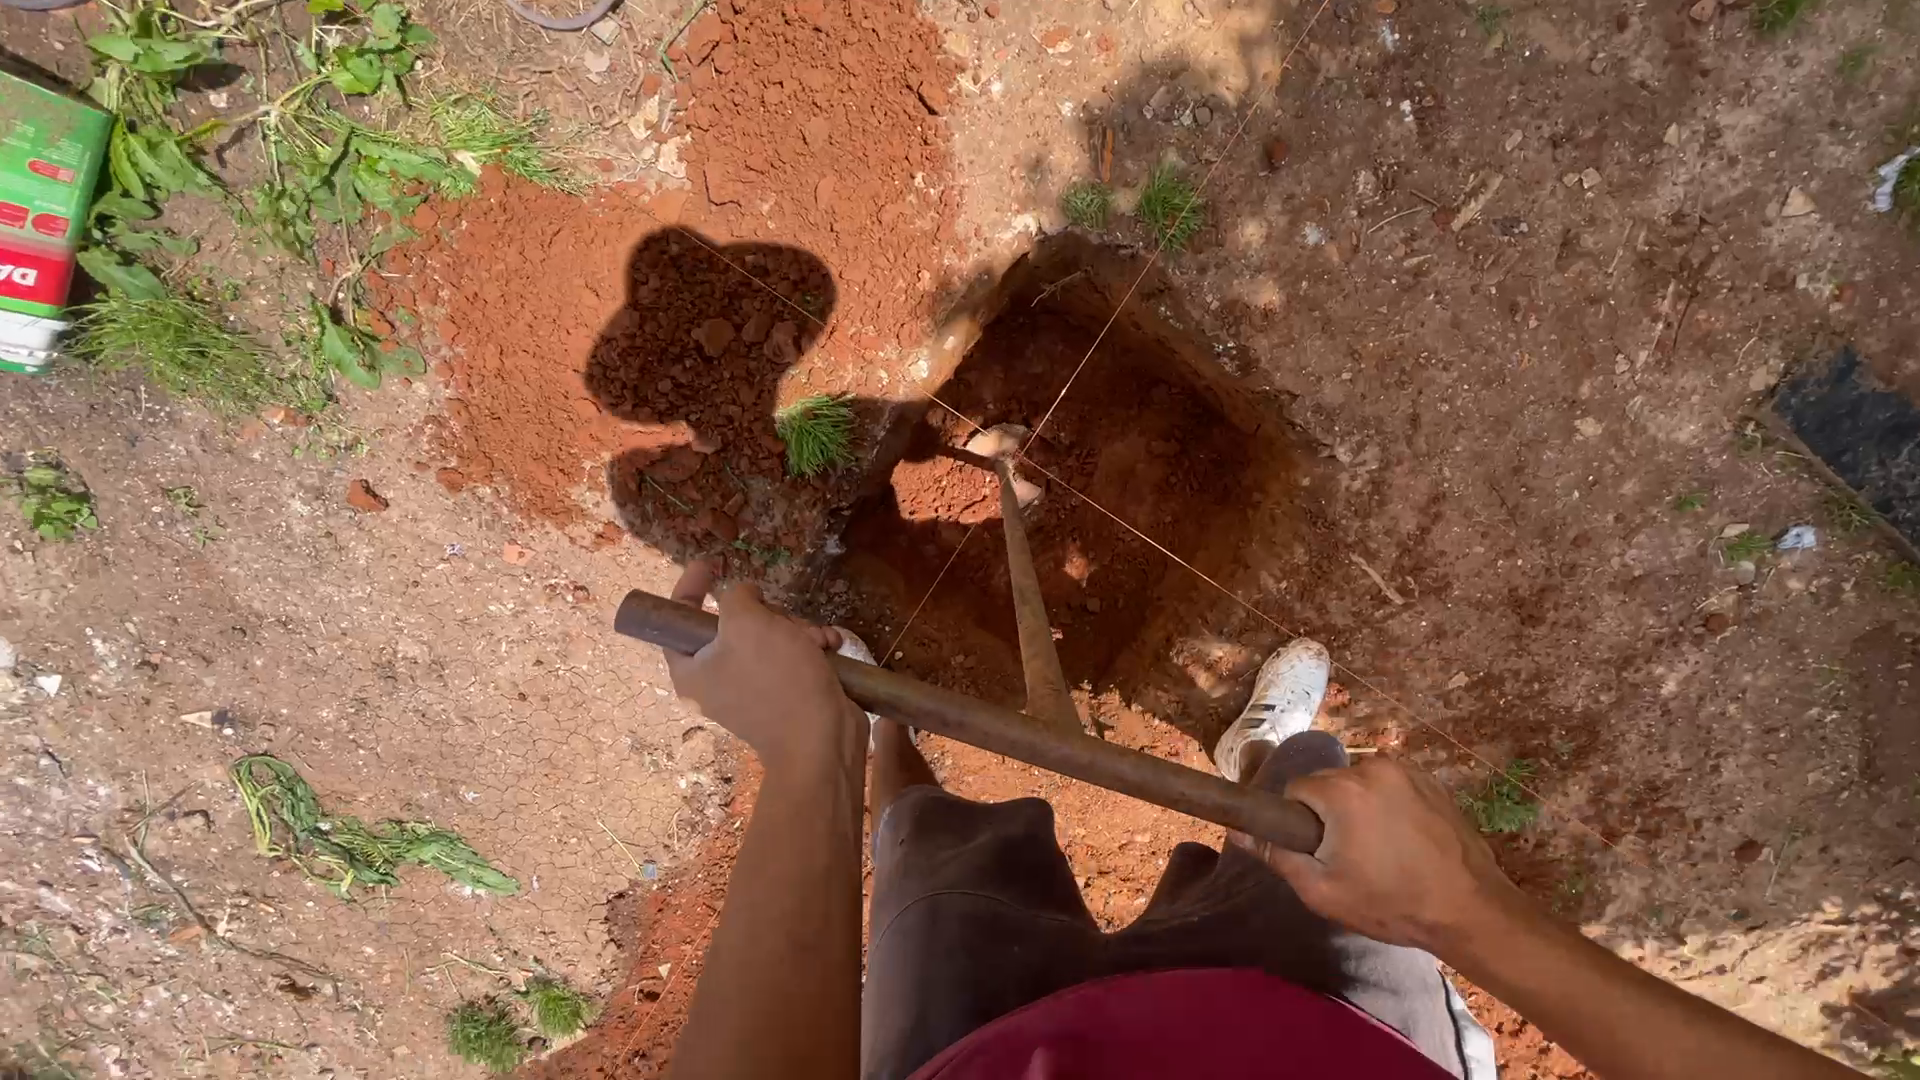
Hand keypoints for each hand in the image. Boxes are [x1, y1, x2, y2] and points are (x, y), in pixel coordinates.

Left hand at [663, 560, 867, 776]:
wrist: (821, 737)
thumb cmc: (776, 678)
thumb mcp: (747, 623)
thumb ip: (736, 597)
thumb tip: (745, 597)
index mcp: (692, 669)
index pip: (677, 618)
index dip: (690, 585)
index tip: (711, 563)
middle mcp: (718, 680)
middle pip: (735, 623)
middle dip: (769, 613)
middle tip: (784, 619)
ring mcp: (753, 689)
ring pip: (771, 636)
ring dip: (798, 628)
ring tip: (817, 639)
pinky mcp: (785, 694)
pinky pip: (793, 656)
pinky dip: (812, 646)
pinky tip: (830, 647)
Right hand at [1234, 757, 1527, 952]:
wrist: (1474, 913)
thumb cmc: (1391, 904)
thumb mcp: (1322, 890)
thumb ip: (1275, 855)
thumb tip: (1236, 832)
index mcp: (1339, 790)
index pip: (1295, 790)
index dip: (1301, 822)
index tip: (1321, 850)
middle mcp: (1369, 767)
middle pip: (1327, 783)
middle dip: (1330, 812)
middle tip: (1352, 855)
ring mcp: (1404, 769)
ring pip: (1357, 782)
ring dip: (1359, 806)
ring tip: (1382, 848)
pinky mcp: (1430, 778)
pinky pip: (1388, 783)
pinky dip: (1388, 803)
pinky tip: (1404, 837)